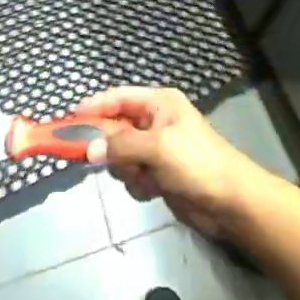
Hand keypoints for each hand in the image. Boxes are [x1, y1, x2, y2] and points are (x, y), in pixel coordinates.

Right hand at [77, 87, 273, 238]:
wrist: (231, 202)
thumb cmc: (197, 163)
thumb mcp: (157, 148)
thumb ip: (120, 146)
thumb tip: (89, 150)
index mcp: (159, 103)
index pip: (118, 97)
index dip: (94, 106)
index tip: (68, 120)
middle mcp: (156, 121)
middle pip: (115, 128)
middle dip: (110, 147)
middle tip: (94, 159)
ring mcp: (157, 149)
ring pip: (120, 155)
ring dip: (127, 169)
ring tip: (144, 177)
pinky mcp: (159, 173)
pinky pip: (133, 174)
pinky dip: (138, 183)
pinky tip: (154, 190)